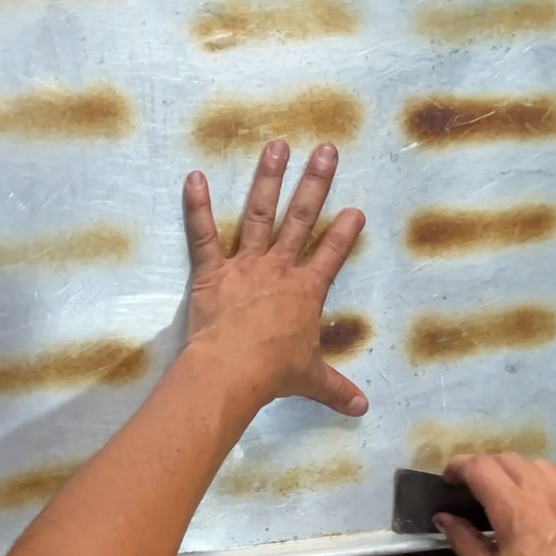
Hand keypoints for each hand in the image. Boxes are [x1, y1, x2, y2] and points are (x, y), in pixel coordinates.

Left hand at [180, 140, 367, 416]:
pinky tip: (193, 177)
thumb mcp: (310, 380)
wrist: (233, 370)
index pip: (331, 256)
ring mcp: (245, 266)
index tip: (355, 210)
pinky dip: (196, 206)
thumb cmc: (273, 373)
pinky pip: (203, 234)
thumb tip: (362, 410)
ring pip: (259, 215)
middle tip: (326, 150)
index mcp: (306, 292)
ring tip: (276, 146)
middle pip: (301, 219)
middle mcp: (279, 270)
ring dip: (268, 180)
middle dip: (316, 184)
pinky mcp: (211, 272)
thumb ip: (336, 389)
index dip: (344, 233)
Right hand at [435, 454, 555, 555]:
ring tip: (507, 494)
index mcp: (519, 513)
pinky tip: (540, 505)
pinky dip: (544, 483)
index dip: (458, 466)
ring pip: (540, 465)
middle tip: (473, 488)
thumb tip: (444, 518)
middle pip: (509, 459)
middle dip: (484, 467)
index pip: (481, 467)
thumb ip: (463, 540)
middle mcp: (550, 497)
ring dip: (515, 472)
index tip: (449, 479)